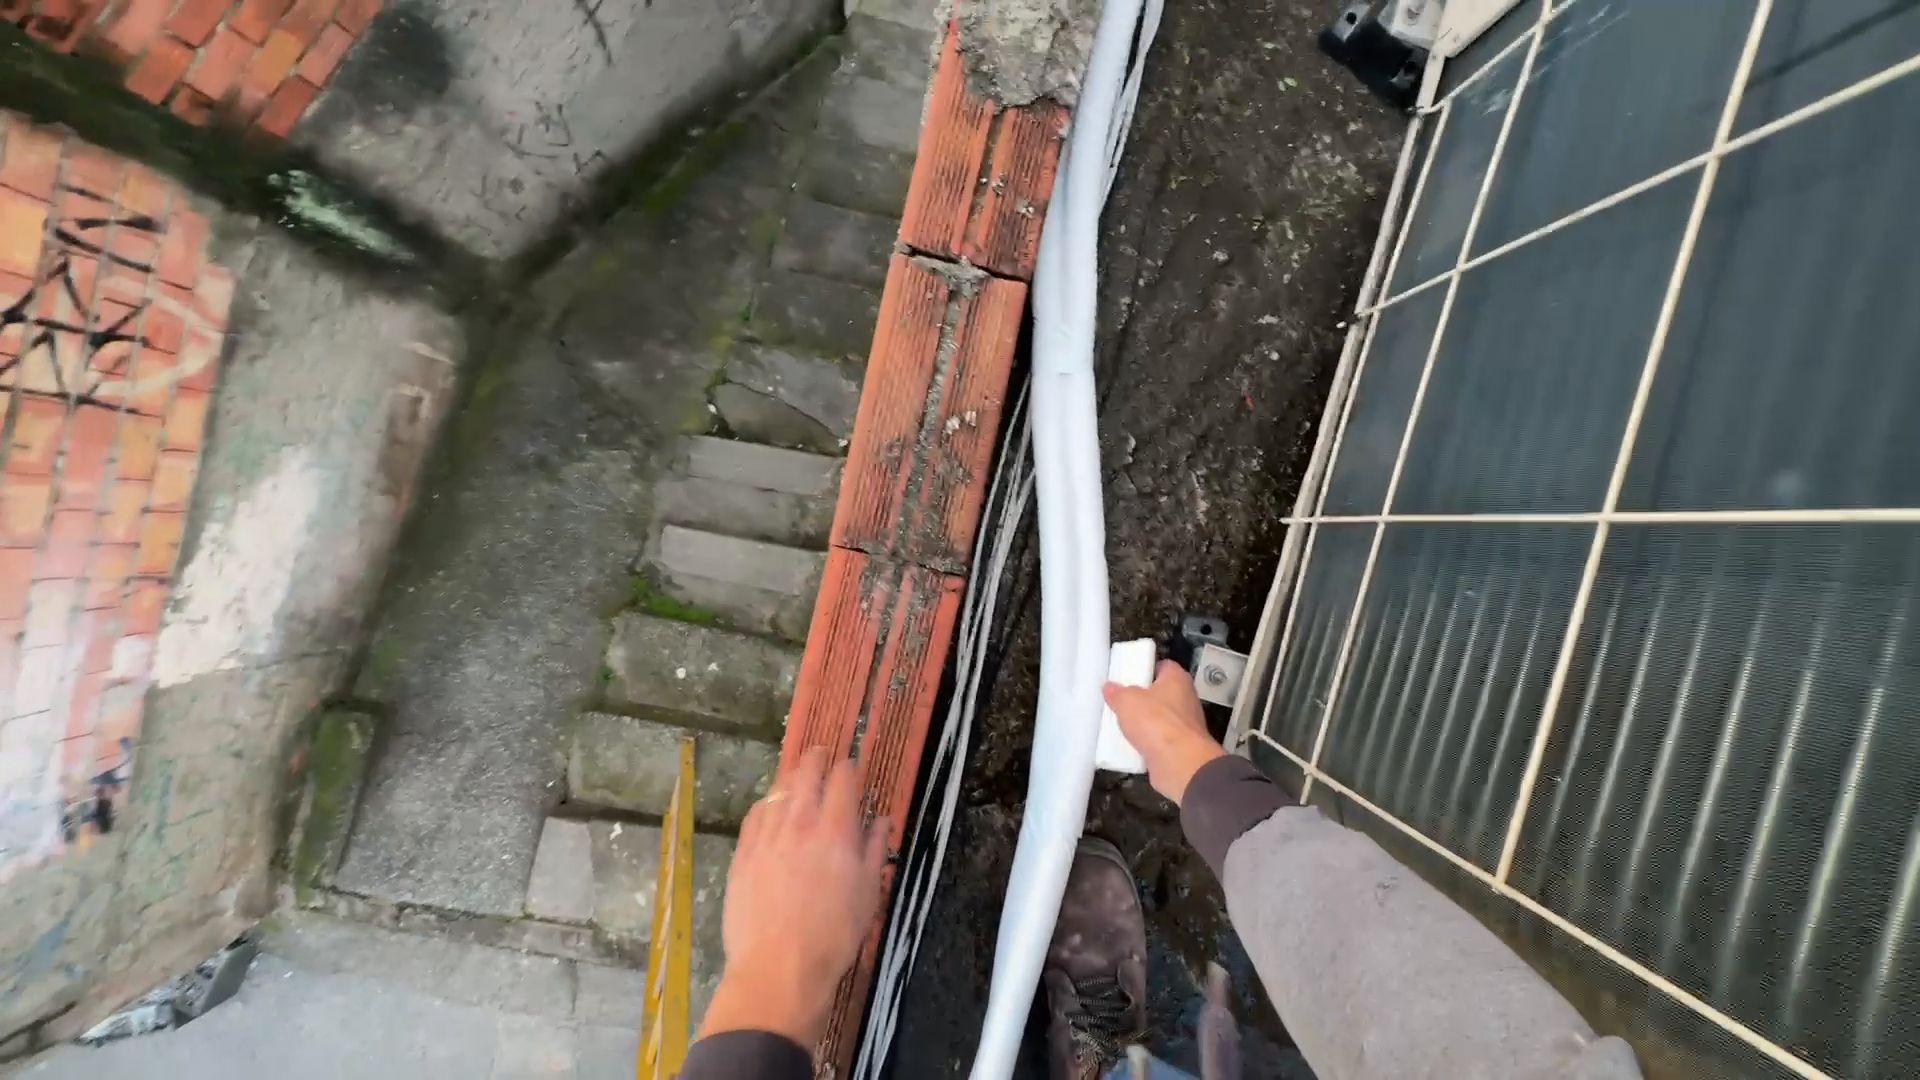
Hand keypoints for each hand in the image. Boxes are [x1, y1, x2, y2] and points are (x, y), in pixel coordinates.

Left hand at [699, 748, 890, 1047]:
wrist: (778, 971)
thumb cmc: (834, 935)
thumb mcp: (868, 893)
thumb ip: (874, 849)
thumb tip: (880, 819)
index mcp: (836, 830)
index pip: (843, 777)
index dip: (850, 767)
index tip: (852, 769)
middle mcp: (800, 822)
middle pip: (807, 772)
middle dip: (818, 758)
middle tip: (823, 755)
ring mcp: (767, 836)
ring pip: (779, 789)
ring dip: (792, 778)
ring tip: (798, 777)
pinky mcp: (742, 854)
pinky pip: (755, 814)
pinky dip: (767, 804)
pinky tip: (770, 809)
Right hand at [1103, 660, 1224, 804]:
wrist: (1179, 763)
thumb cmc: (1156, 721)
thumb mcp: (1126, 700)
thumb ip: (1117, 692)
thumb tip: (1110, 687)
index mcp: (1178, 679)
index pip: (1162, 666)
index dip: (1145, 668)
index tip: (1128, 674)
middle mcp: (1186, 699)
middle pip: (1160, 693)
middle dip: (1141, 697)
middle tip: (1120, 700)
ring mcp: (1185, 725)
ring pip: (1159, 718)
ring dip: (1143, 722)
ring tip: (1120, 723)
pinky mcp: (1181, 747)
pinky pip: (1159, 740)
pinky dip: (1147, 742)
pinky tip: (1130, 744)